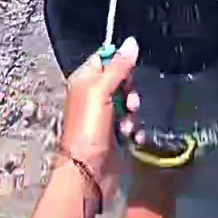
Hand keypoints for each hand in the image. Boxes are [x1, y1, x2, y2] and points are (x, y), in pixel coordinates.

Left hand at [59, 37, 138, 203]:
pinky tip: (130, 133)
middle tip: (129, 100)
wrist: (87, 174)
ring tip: (128, 120)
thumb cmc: (87, 130)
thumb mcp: (101, 91)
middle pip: (121, 77)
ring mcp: (104, 114)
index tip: (128, 70)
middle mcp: (93, 94)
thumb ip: (118, 66)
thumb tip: (131, 42)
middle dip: (130, 88)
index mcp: (84, 80)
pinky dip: (134, 124)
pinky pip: (132, 118)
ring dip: (133, 108)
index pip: (105, 57)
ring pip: (129, 98)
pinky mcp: (115, 131)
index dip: (119, 61)